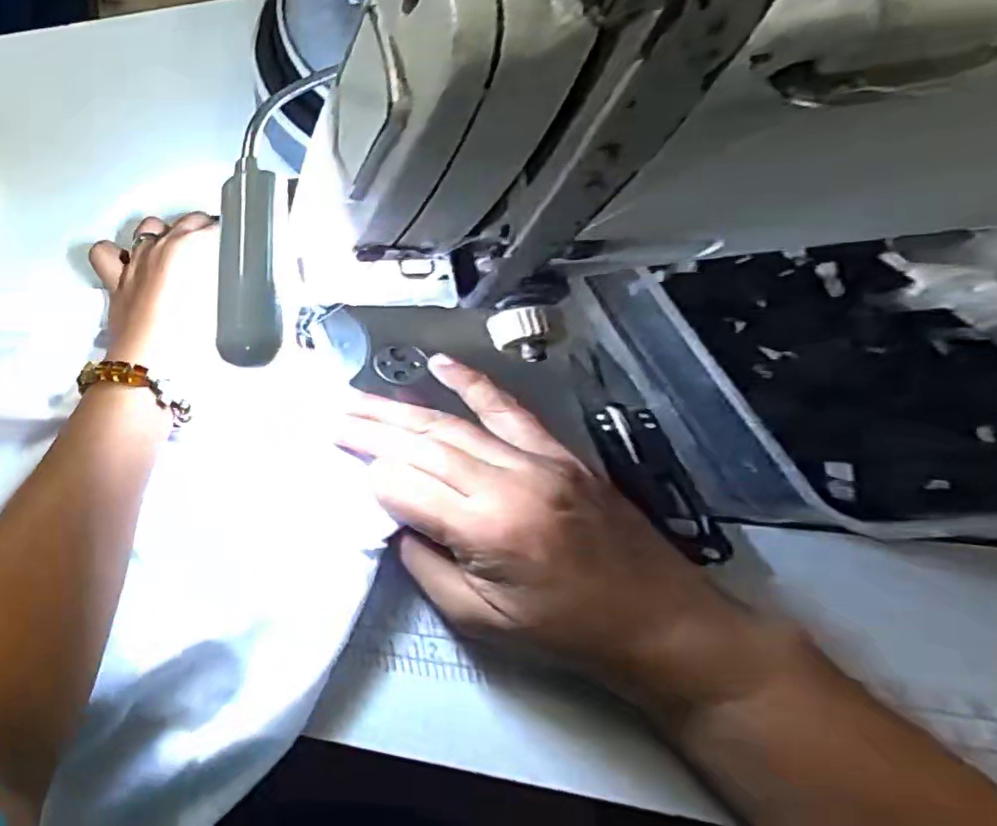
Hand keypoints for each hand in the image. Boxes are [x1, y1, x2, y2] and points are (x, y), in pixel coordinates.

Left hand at [87, 213, 217, 370]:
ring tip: (172, 250)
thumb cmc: (189, 336)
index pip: (213, 228)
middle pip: (186, 221)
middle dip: (202, 228)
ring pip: (148, 227)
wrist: (147, 362)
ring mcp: (135, 260)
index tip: (235, 245)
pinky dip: (115, 253)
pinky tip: (127, 263)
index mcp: (189, 246)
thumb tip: (220, 273)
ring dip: (161, 233)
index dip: (227, 234)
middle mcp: (161, 244)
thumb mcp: (215, 305)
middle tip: (212, 247)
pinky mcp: (115, 279)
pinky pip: (104, 252)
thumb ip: (219, 282)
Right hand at [334, 355, 781, 716]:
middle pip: (421, 444)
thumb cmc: (567, 633)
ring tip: (358, 398)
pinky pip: (508, 409)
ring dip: (399, 409)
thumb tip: (396, 520)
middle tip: (332, 415)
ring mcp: (536, 461)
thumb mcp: (482, 620)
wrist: (664, 627)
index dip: (373, 479)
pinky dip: (472, 383)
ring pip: (451, 423)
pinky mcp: (558, 453)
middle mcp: (507, 484)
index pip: (406, 487)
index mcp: (487, 531)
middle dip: (370, 429)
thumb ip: (426, 567)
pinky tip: (440, 363)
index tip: (346, 469)